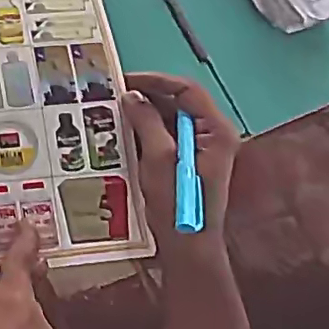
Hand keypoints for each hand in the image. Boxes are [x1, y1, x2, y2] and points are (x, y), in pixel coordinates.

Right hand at [120, 73, 241, 251]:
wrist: (187, 249)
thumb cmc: (177, 203)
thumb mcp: (158, 158)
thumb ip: (147, 122)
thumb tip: (131, 96)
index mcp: (216, 130)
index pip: (187, 90)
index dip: (156, 80)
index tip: (126, 80)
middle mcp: (212, 135)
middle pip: (178, 103)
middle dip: (146, 95)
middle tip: (114, 93)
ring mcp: (200, 150)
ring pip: (169, 119)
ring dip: (143, 113)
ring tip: (113, 109)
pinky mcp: (186, 162)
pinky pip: (165, 136)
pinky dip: (145, 130)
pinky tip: (122, 131)